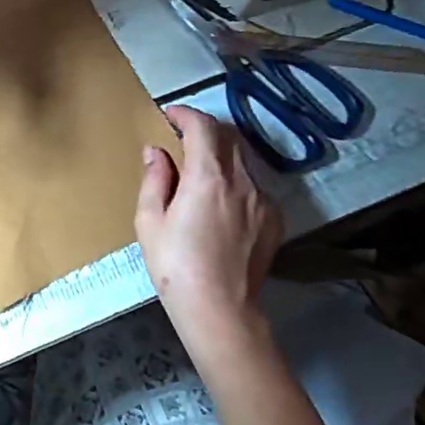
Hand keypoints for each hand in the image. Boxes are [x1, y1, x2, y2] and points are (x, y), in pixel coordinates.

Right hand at [135, 106, 282, 356]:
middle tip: (182, 138)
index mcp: (208, 176)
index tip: (171, 114)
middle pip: (228, 137)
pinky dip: (236, 184)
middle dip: (204, 130)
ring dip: (220, 157)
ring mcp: (263, 200)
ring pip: (242, 163)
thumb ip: (154, 179)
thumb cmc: (175, 266)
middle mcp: (242, 181)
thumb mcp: (149, 221)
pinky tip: (221, 206)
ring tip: (199, 175)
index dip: (186, 114)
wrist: (220, 310)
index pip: (202, 127)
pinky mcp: (275, 220)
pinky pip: (254, 188)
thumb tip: (156, 152)